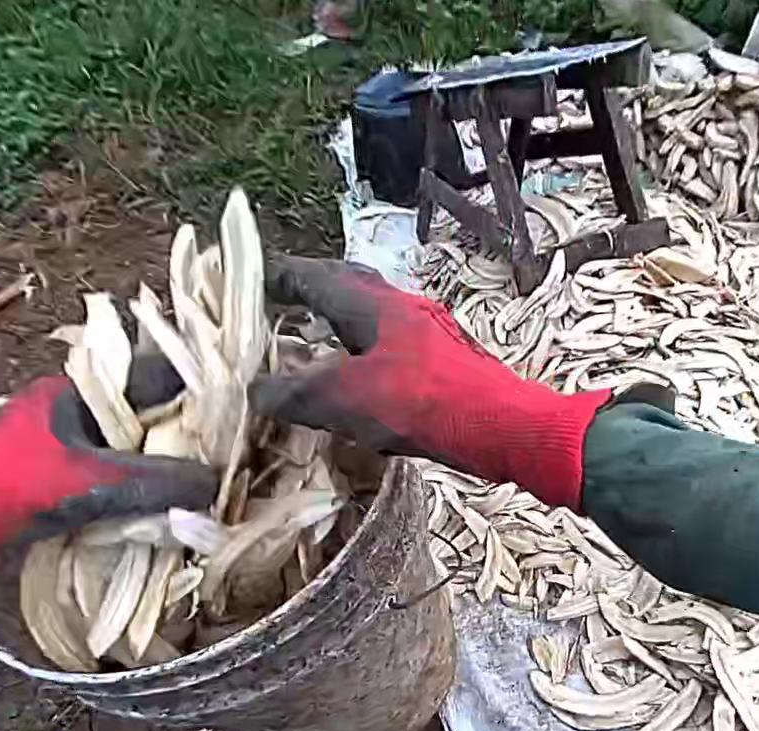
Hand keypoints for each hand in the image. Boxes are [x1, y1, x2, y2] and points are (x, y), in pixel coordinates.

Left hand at [0, 372, 216, 603]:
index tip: (228, 411)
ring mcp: (62, 435)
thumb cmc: (20, 484)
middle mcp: (74, 405)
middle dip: (180, 427)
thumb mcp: (96, 481)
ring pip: (128, 436)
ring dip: (157, 452)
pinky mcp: (56, 465)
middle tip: (216, 450)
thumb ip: (156, 480)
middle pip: (143, 408)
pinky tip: (154, 491)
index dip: (193, 390)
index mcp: (82, 390)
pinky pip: (111, 460)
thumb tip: (214, 484)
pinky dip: (135, 472)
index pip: (152, 376)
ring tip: (192, 472)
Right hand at [250, 256, 610, 509]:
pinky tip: (362, 373)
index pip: (316, 276)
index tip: (255, 278)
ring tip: (318, 336)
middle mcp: (400, 306)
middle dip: (312, 289)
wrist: (503, 426)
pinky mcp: (443, 358)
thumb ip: (297, 393)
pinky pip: (390, 342)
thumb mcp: (348, 400)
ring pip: (372, 314)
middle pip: (347, 285)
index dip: (282, 277)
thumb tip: (256, 391)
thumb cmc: (424, 404)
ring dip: (341, 320)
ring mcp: (427, 330)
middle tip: (285, 300)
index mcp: (372, 304)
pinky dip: (364, 349)